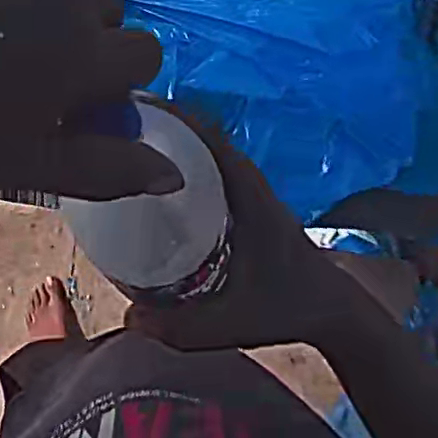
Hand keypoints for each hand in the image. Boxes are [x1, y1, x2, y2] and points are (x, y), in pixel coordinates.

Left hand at [0, 0, 179, 200]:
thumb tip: (174, 175)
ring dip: (46, 2)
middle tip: (25, 64)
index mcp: (84, 53)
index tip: (72, 94)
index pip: (145, 54)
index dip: (113, 79)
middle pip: (107, 11)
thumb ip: (107, 169)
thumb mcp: (23, 166)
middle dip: (83, 38)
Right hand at [125, 111, 365, 349]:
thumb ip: (183, 327)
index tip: (128, 111)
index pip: (204, 134)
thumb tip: (128, 318)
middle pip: (195, 132)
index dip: (168, 116)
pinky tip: (146, 172)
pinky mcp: (238, 189)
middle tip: (110, 127)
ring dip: (165, 136)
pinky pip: (202, 159)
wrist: (327, 306)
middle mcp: (243, 173)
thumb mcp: (235, 321)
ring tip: (120, 142)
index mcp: (245, 188)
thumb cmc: (286, 305)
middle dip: (156, 123)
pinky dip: (176, 155)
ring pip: (199, 143)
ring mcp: (242, 179)